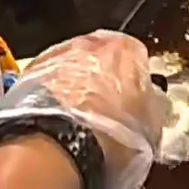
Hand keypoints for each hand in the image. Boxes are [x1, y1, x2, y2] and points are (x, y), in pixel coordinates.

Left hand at [0, 31, 167, 188]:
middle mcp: (94, 42)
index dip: (134, 81)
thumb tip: (152, 103)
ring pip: (74, 63)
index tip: (131, 101)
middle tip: (102, 110)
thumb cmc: (109, 138)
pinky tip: (53, 116)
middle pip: (103, 55)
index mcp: (127, 49)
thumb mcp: (149, 128)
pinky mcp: (34, 68)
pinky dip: (51, 90)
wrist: (59, 147)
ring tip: (75, 117)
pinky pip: (48, 75)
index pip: (137, 56)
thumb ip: (154, 105)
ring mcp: (63, 52)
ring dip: (76, 82)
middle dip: (104, 77)